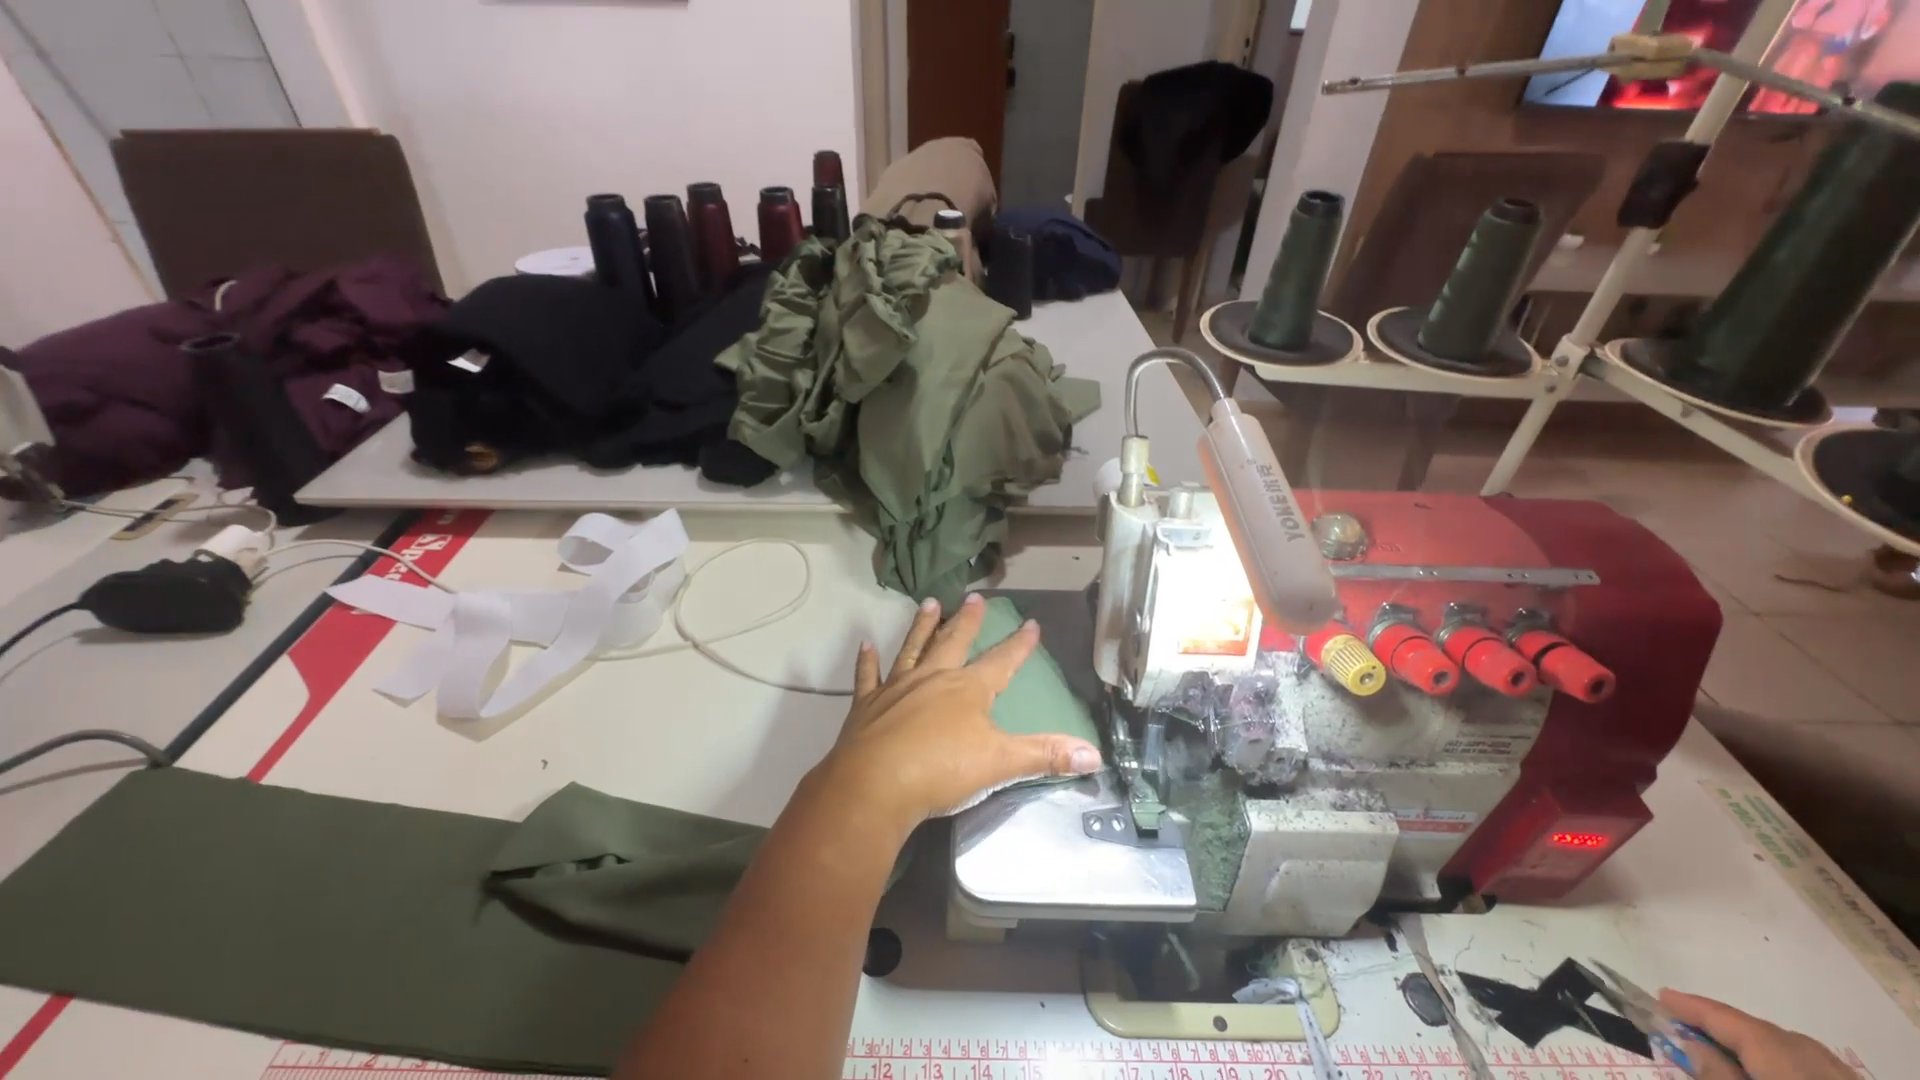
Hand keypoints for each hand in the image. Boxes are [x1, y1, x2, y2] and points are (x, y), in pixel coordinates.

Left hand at [812, 593, 1102, 830]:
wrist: (874, 786)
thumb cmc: (941, 771)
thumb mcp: (1001, 764)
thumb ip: (1045, 755)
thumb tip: (1095, 754)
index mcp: (968, 689)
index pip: (1002, 661)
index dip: (1019, 644)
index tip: (1031, 623)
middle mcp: (933, 678)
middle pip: (954, 641)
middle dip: (967, 620)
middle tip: (974, 596)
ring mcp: (897, 688)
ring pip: (913, 648)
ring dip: (922, 626)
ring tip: (929, 603)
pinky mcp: (867, 706)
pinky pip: (868, 676)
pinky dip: (867, 661)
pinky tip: (866, 645)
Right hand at [1659, 990, 1854, 1079]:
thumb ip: (1717, 1076)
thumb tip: (1689, 1043)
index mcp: (1781, 1055)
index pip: (1728, 1019)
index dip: (1692, 1007)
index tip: (1660, 996)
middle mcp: (1815, 1058)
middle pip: (1761, 1031)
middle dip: (1722, 1025)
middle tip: (1683, 1025)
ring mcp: (1843, 1076)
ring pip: (1790, 1048)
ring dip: (1751, 1043)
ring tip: (1722, 1051)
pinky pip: (1813, 1066)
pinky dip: (1781, 1061)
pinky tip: (1769, 1073)